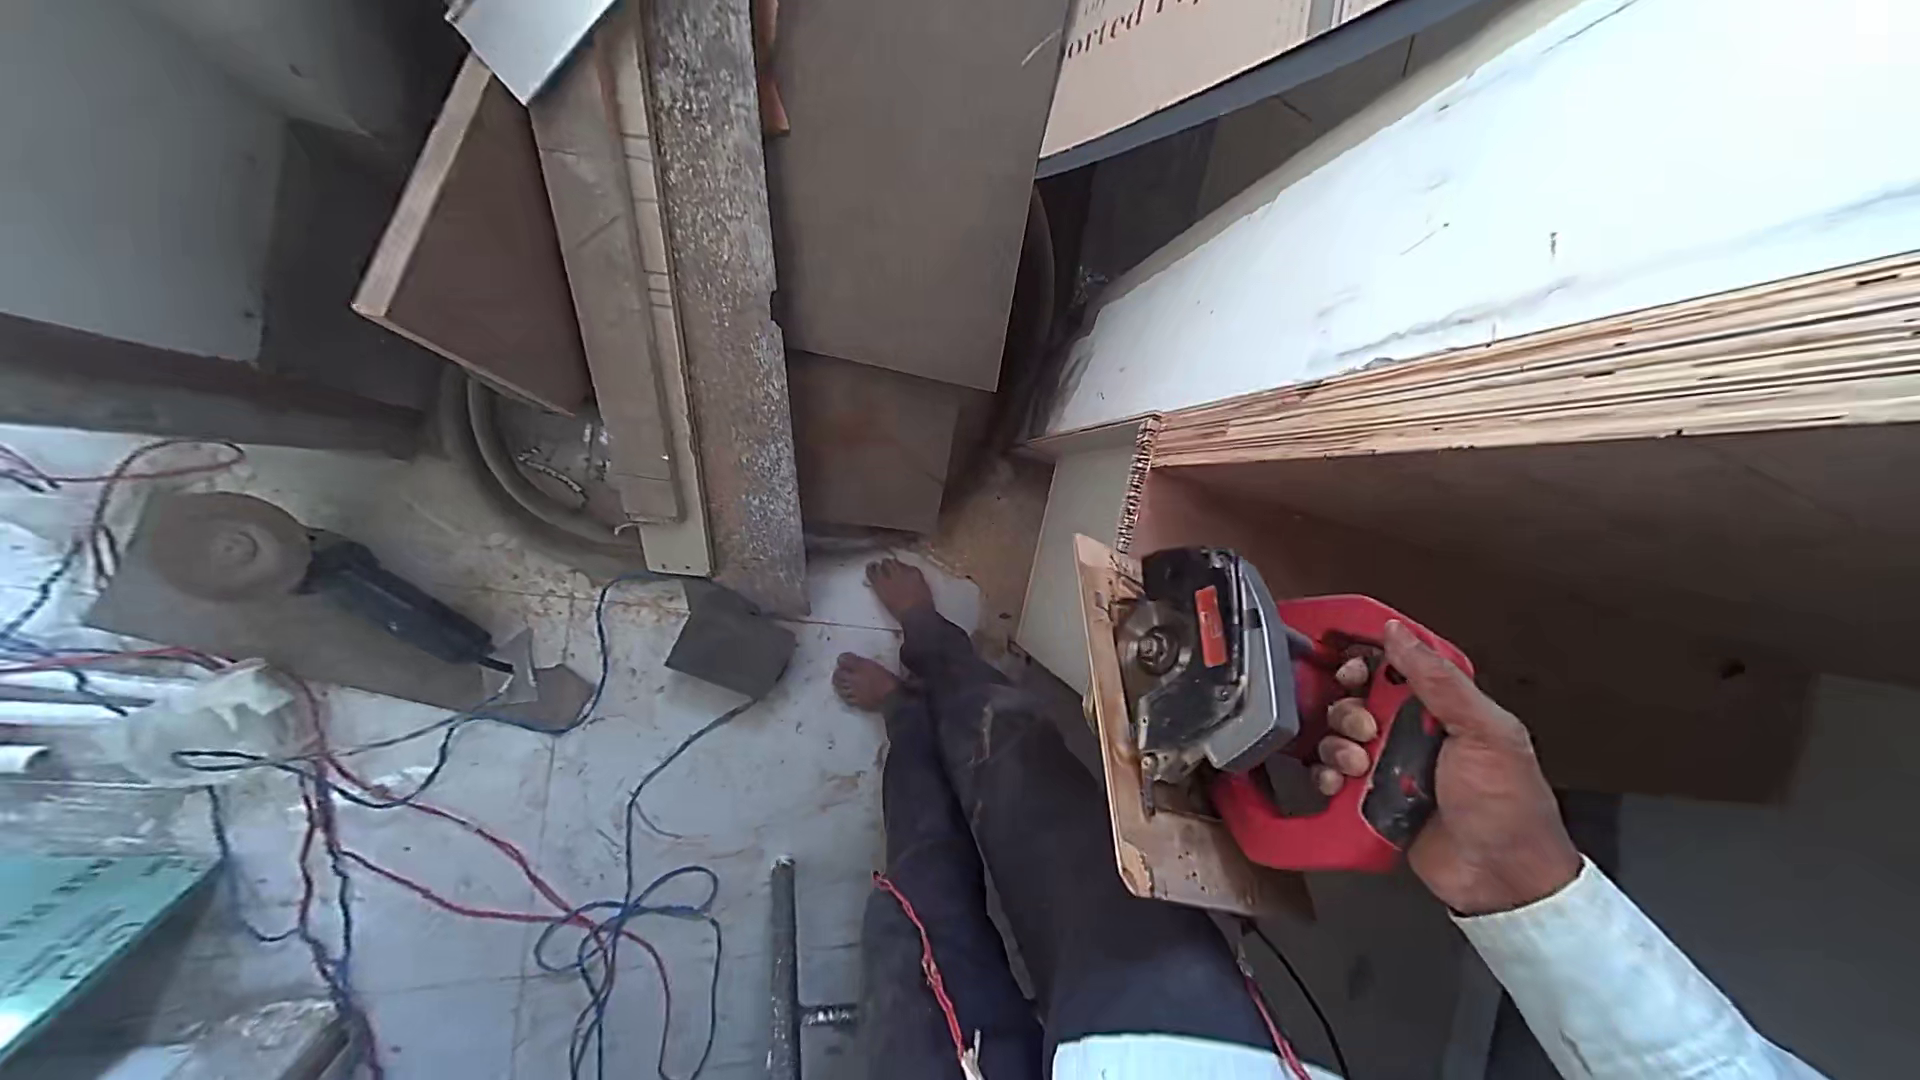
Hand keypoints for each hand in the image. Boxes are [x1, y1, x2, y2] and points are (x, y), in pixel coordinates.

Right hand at [1310, 621, 1581, 915]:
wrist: (1502, 882)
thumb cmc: (1508, 808)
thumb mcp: (1486, 734)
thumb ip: (1441, 681)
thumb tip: (1398, 631)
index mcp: (1439, 710)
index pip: (1388, 669)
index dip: (1363, 665)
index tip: (1353, 673)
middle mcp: (1407, 732)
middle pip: (1352, 700)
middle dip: (1347, 711)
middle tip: (1366, 731)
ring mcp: (1385, 765)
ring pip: (1334, 736)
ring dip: (1337, 747)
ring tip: (1358, 766)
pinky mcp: (1365, 797)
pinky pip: (1327, 774)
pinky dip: (1326, 777)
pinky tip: (1341, 785)